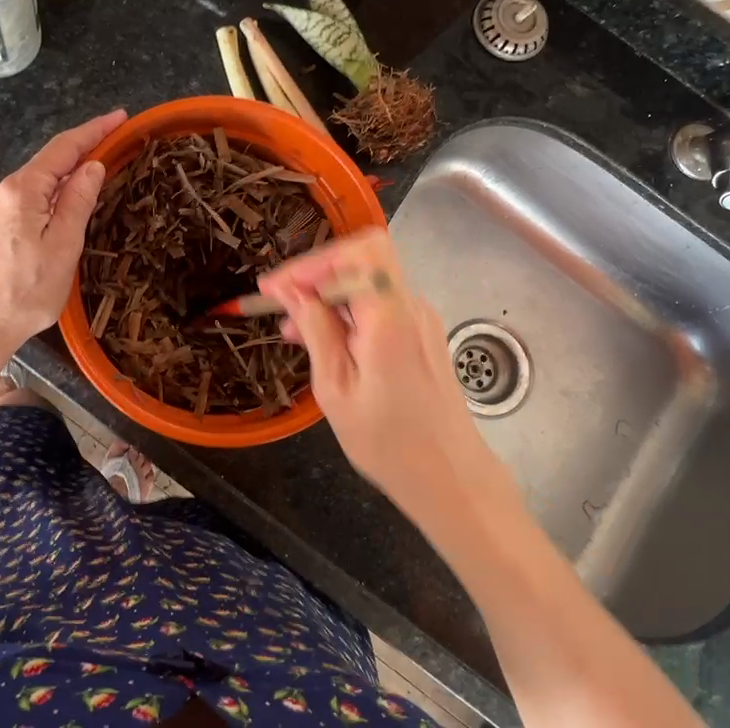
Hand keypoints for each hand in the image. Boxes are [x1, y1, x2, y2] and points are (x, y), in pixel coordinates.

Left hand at [0, 110, 126, 352]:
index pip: (63, 148)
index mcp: (22, 191)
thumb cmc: (26, 292)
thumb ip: (78, 202)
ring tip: (98, 165)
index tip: (120, 117)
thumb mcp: (63, 247)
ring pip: (38, 179)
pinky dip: (52, 189)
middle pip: (48, 160)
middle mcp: (3, 192)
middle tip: (116, 139)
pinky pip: (29, 197)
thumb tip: (92, 167)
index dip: (94, 130)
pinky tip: (66, 197)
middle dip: (83, 146)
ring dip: (68, 169)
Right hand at [258, 229, 502, 520]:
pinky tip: (324, 344)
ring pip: (367, 284)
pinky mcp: (421, 335)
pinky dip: (347, 315)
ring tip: (292, 331)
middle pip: (361, 262)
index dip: (316, 260)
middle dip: (315, 277)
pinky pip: (378, 307)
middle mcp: (411, 308)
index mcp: (391, 318)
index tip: (279, 288)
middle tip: (278, 306)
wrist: (451, 478)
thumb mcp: (336, 390)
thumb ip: (316, 332)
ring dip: (327, 298)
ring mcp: (420, 320)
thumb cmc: (389, 443)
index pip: (361, 251)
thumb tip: (293, 292)